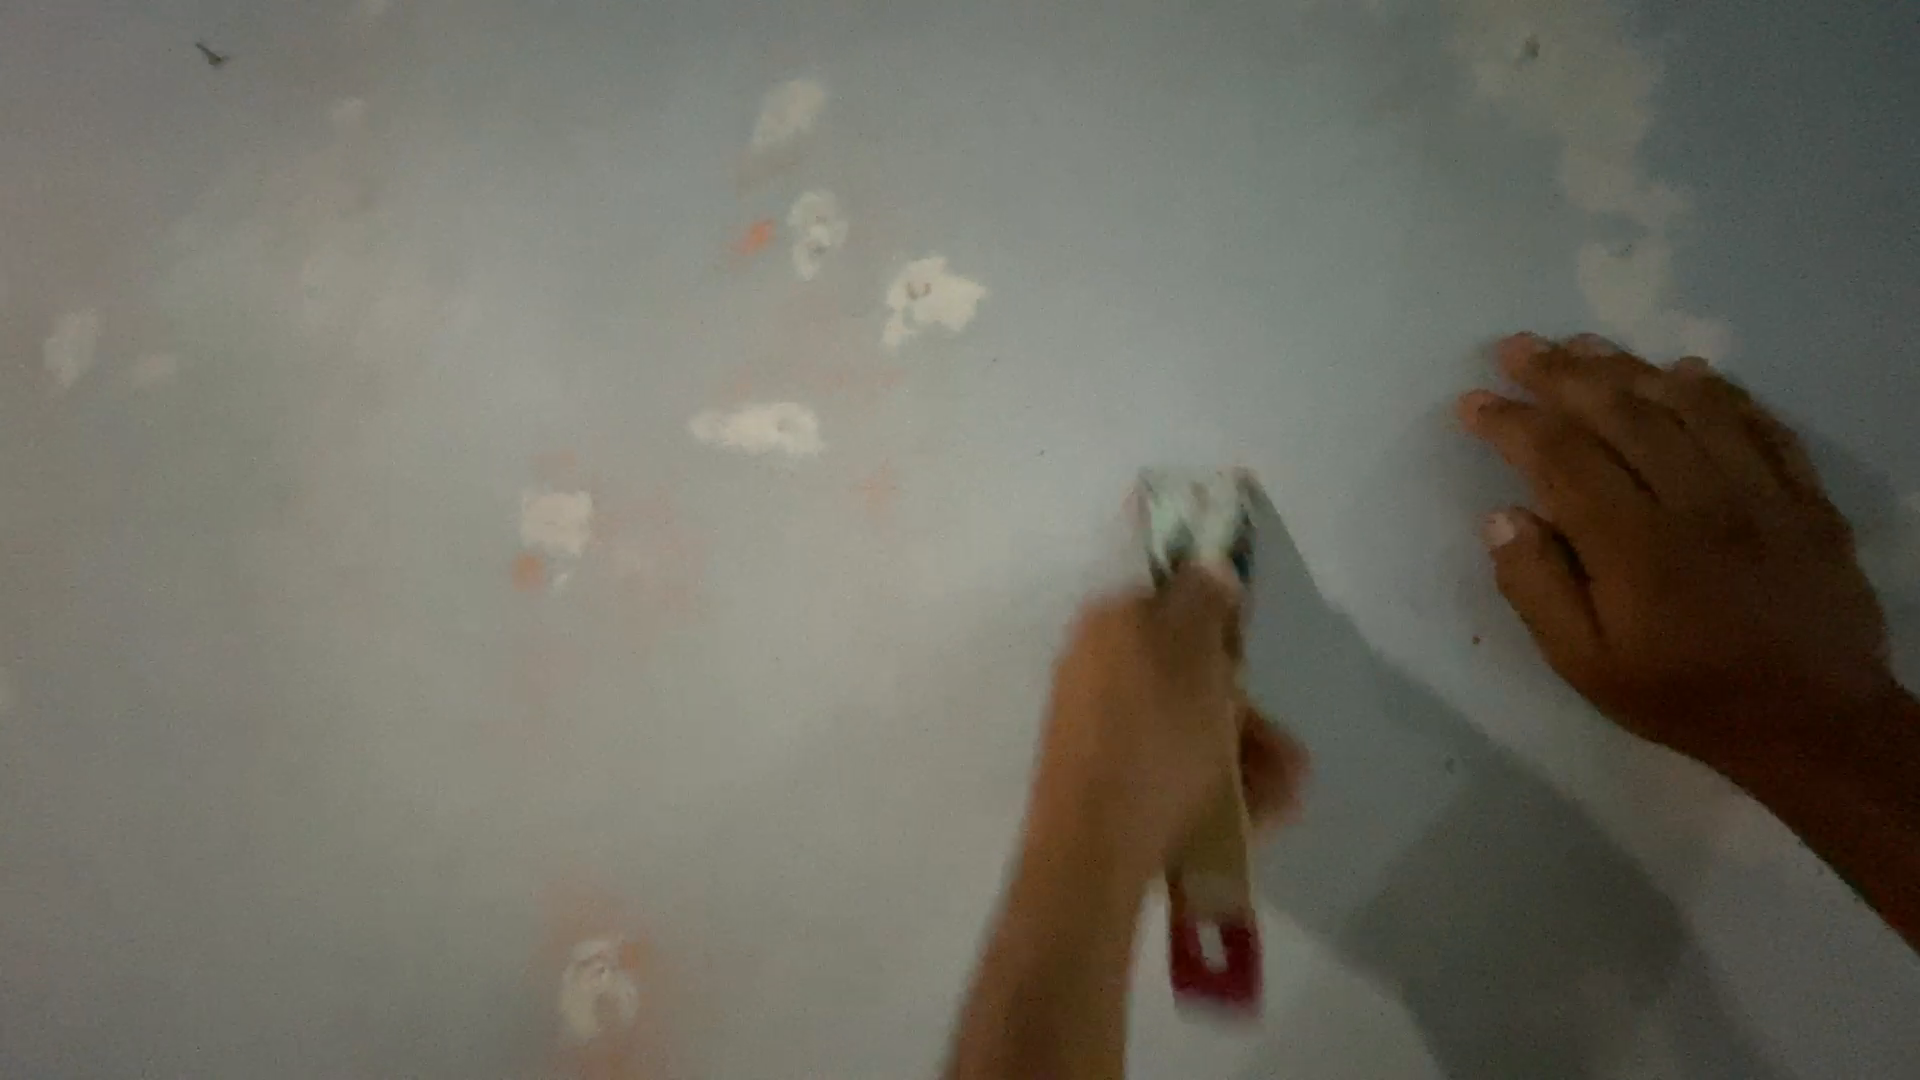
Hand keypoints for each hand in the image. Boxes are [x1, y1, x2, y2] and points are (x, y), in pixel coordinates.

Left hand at [1030, 568, 1307, 875]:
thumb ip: (1203, 602)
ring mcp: (1097, 723)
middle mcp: (1097, 665)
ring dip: (1243, 754)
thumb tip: (1207, 563)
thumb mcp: (1192, 656)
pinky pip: (1170, 763)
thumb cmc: (1154, 741)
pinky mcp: (1105, 773)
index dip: (1220, 631)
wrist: (1094, 850)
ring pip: (1189, 725)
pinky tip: (1251, 815)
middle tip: (1278, 750)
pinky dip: (1213, 781)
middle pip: (1188, 672)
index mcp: (1109, 624)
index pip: (1172, 603)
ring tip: (1275, 794)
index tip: (1246, 666)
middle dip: (1243, 710)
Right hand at [1459, 333, 1899, 779]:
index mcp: (1635, 545)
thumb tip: (1501, 517)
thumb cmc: (1676, 693)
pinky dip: (1722, 392)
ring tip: (1582, 343)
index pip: (1562, 460)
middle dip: (1561, 375)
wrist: (1813, 725)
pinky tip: (1687, 370)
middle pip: (1624, 417)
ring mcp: (1762, 497)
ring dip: (1629, 369)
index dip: (1511, 424)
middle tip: (1516, 345)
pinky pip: (1763, 428)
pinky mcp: (1805, 502)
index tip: (1471, 402)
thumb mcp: (1579, 660)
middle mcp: (1700, 505)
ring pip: (1690, 410)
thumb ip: (1534, 587)